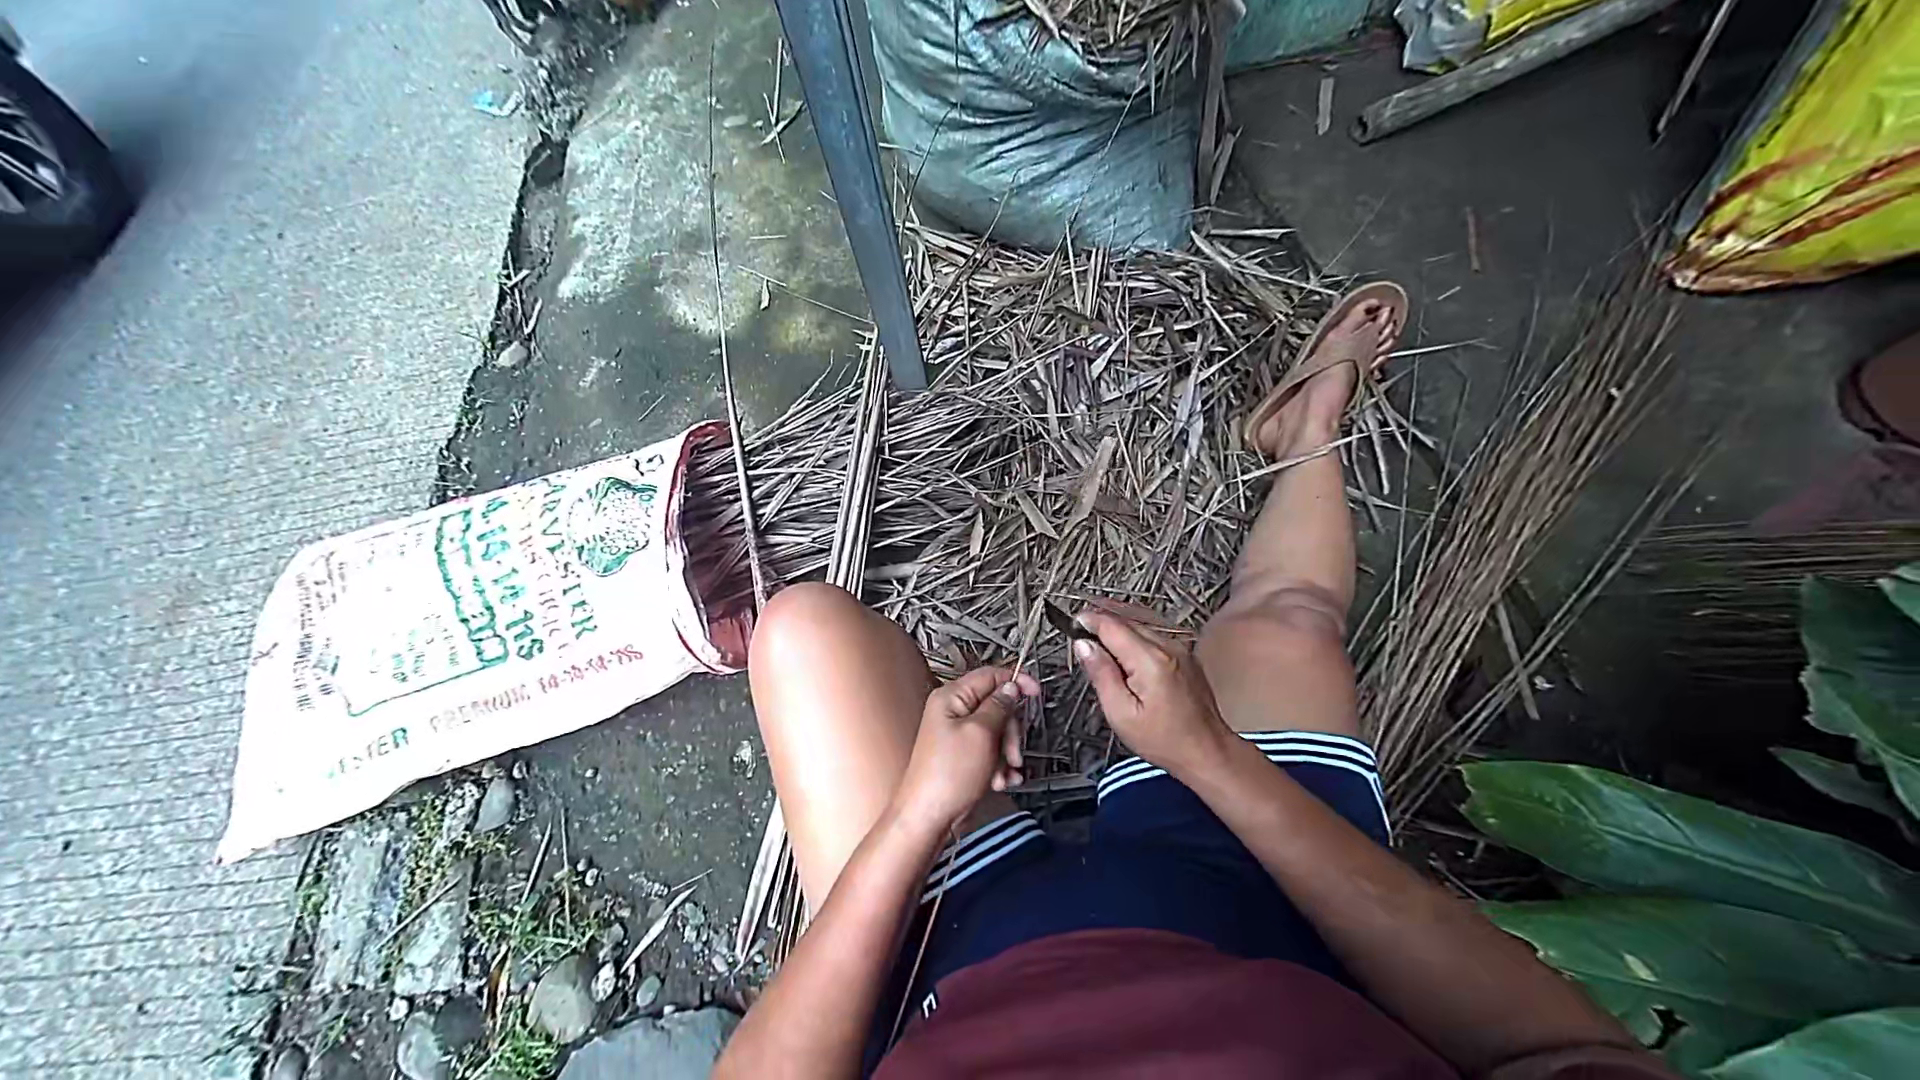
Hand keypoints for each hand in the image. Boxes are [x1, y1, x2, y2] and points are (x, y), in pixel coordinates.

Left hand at [893, 666, 1039, 830]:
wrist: (930, 817)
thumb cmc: (946, 777)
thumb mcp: (981, 734)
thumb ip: (999, 706)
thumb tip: (1011, 687)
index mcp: (951, 697)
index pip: (991, 675)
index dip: (1016, 681)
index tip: (1035, 692)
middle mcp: (953, 712)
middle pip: (998, 706)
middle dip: (1011, 731)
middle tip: (1012, 751)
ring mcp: (958, 734)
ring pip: (998, 731)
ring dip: (1007, 753)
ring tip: (1003, 772)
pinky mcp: (964, 755)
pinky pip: (992, 751)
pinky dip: (1000, 766)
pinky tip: (1001, 780)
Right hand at [1074, 609, 1232, 778]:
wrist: (1207, 751)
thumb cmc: (1167, 741)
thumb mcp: (1121, 713)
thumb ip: (1101, 674)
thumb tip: (1084, 646)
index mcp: (1150, 661)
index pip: (1111, 626)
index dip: (1089, 621)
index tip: (1073, 623)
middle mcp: (1168, 648)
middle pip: (1126, 620)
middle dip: (1101, 619)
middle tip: (1080, 627)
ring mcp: (1180, 648)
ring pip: (1141, 621)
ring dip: (1117, 621)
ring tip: (1096, 629)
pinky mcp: (1185, 654)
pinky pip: (1154, 631)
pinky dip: (1134, 630)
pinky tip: (1122, 641)